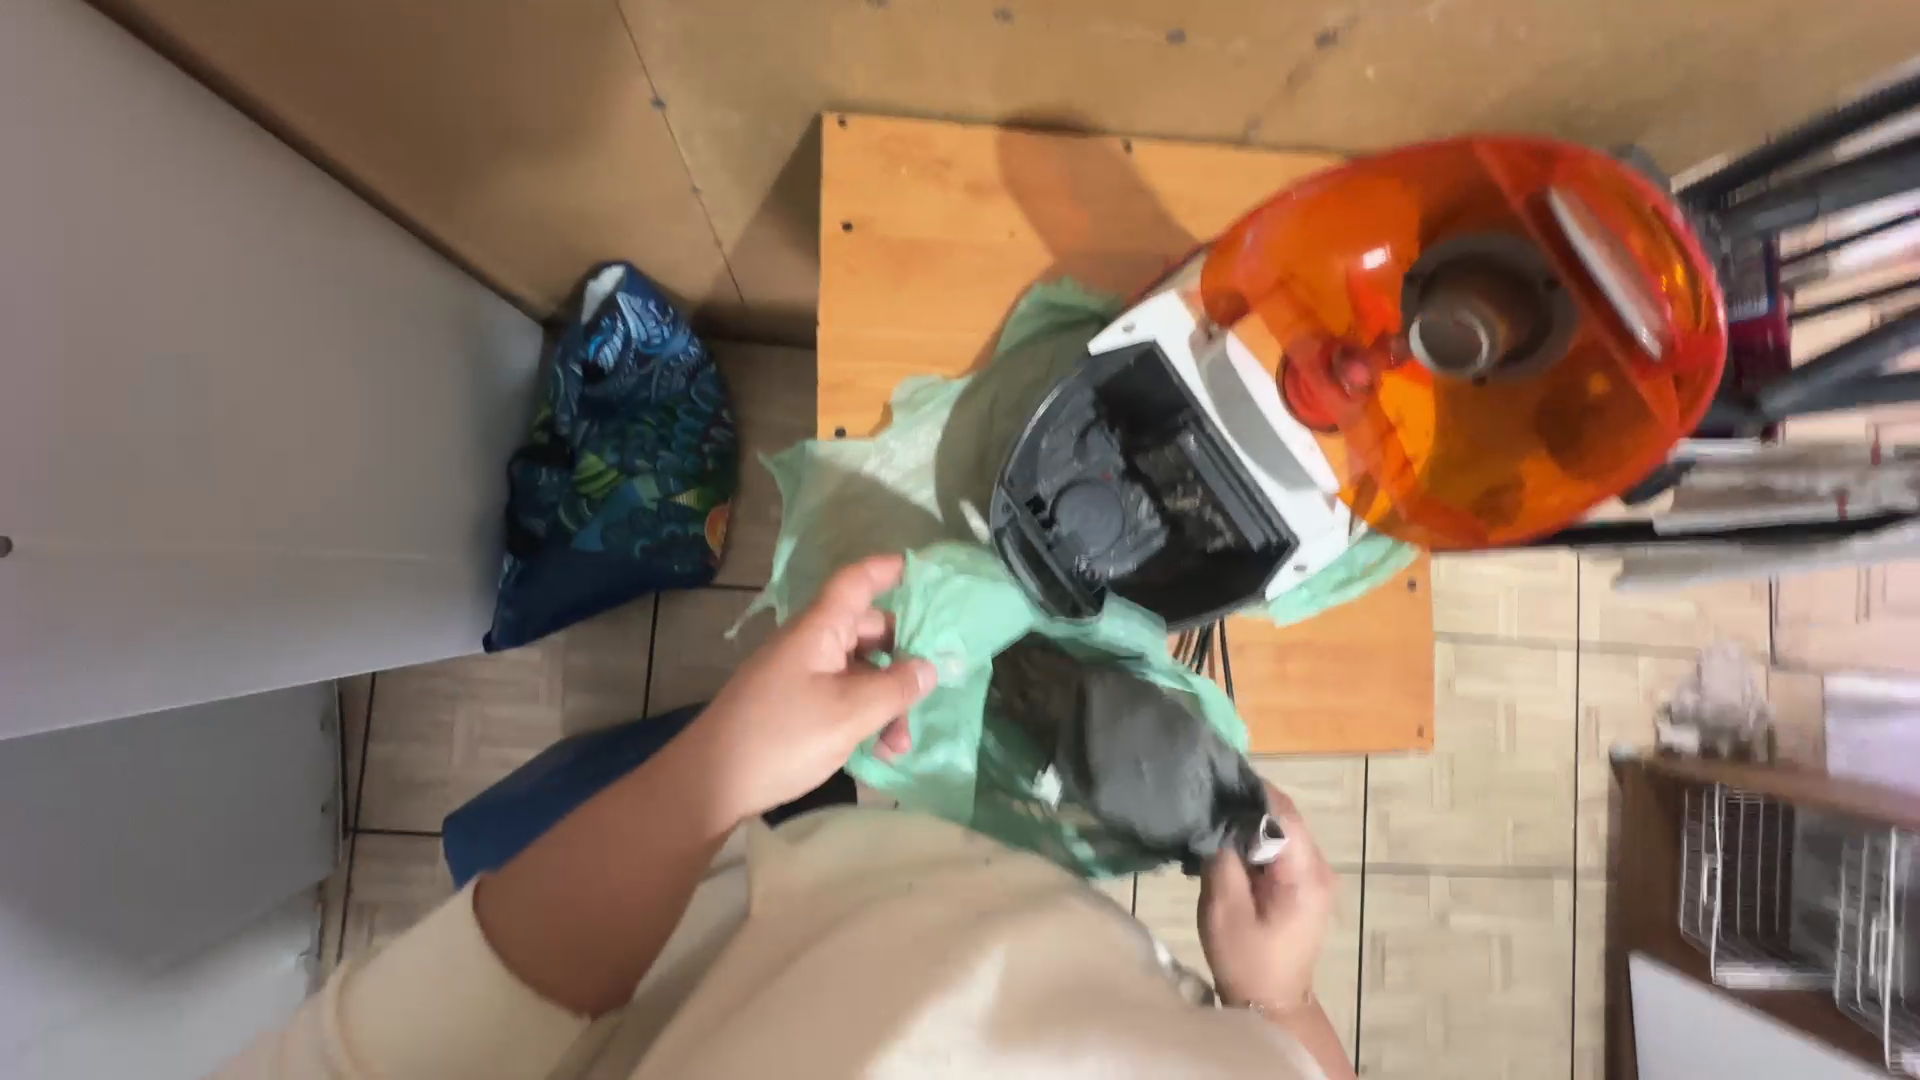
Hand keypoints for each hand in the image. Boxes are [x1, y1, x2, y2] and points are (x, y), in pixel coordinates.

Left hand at [684, 554, 935, 820]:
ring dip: (887, 700)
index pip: (855, 582)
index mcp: (819, 630)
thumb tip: (930, 668)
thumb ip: (894, 689)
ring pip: (859, 672)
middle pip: (867, 631)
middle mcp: (811, 645)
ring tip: (901, 743)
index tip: (921, 569)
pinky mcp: (795, 707)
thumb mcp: (848, 713)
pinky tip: (880, 752)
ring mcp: (802, 676)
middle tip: (932, 683)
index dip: (886, 569)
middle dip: (903, 658)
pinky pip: (843, 698)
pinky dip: (865, 717)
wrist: (709, 785)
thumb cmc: (780, 737)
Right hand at [1197, 783, 1337, 1013]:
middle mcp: (1319, 868)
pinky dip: (1256, 832)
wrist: (1271, 1002)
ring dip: (1250, 816)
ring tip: (1213, 812)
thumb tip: (1217, 815)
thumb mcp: (1224, 907)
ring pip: (1283, 825)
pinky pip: (1282, 842)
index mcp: (1304, 875)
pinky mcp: (1304, 880)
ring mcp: (1315, 874)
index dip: (1251, 789)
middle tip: (1208, 793)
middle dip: (1248, 800)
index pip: (1282, 812)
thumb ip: (1223, 855)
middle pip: (1285, 814)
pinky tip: (1228, 837)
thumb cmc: (1246, 957)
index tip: (1215, 777)